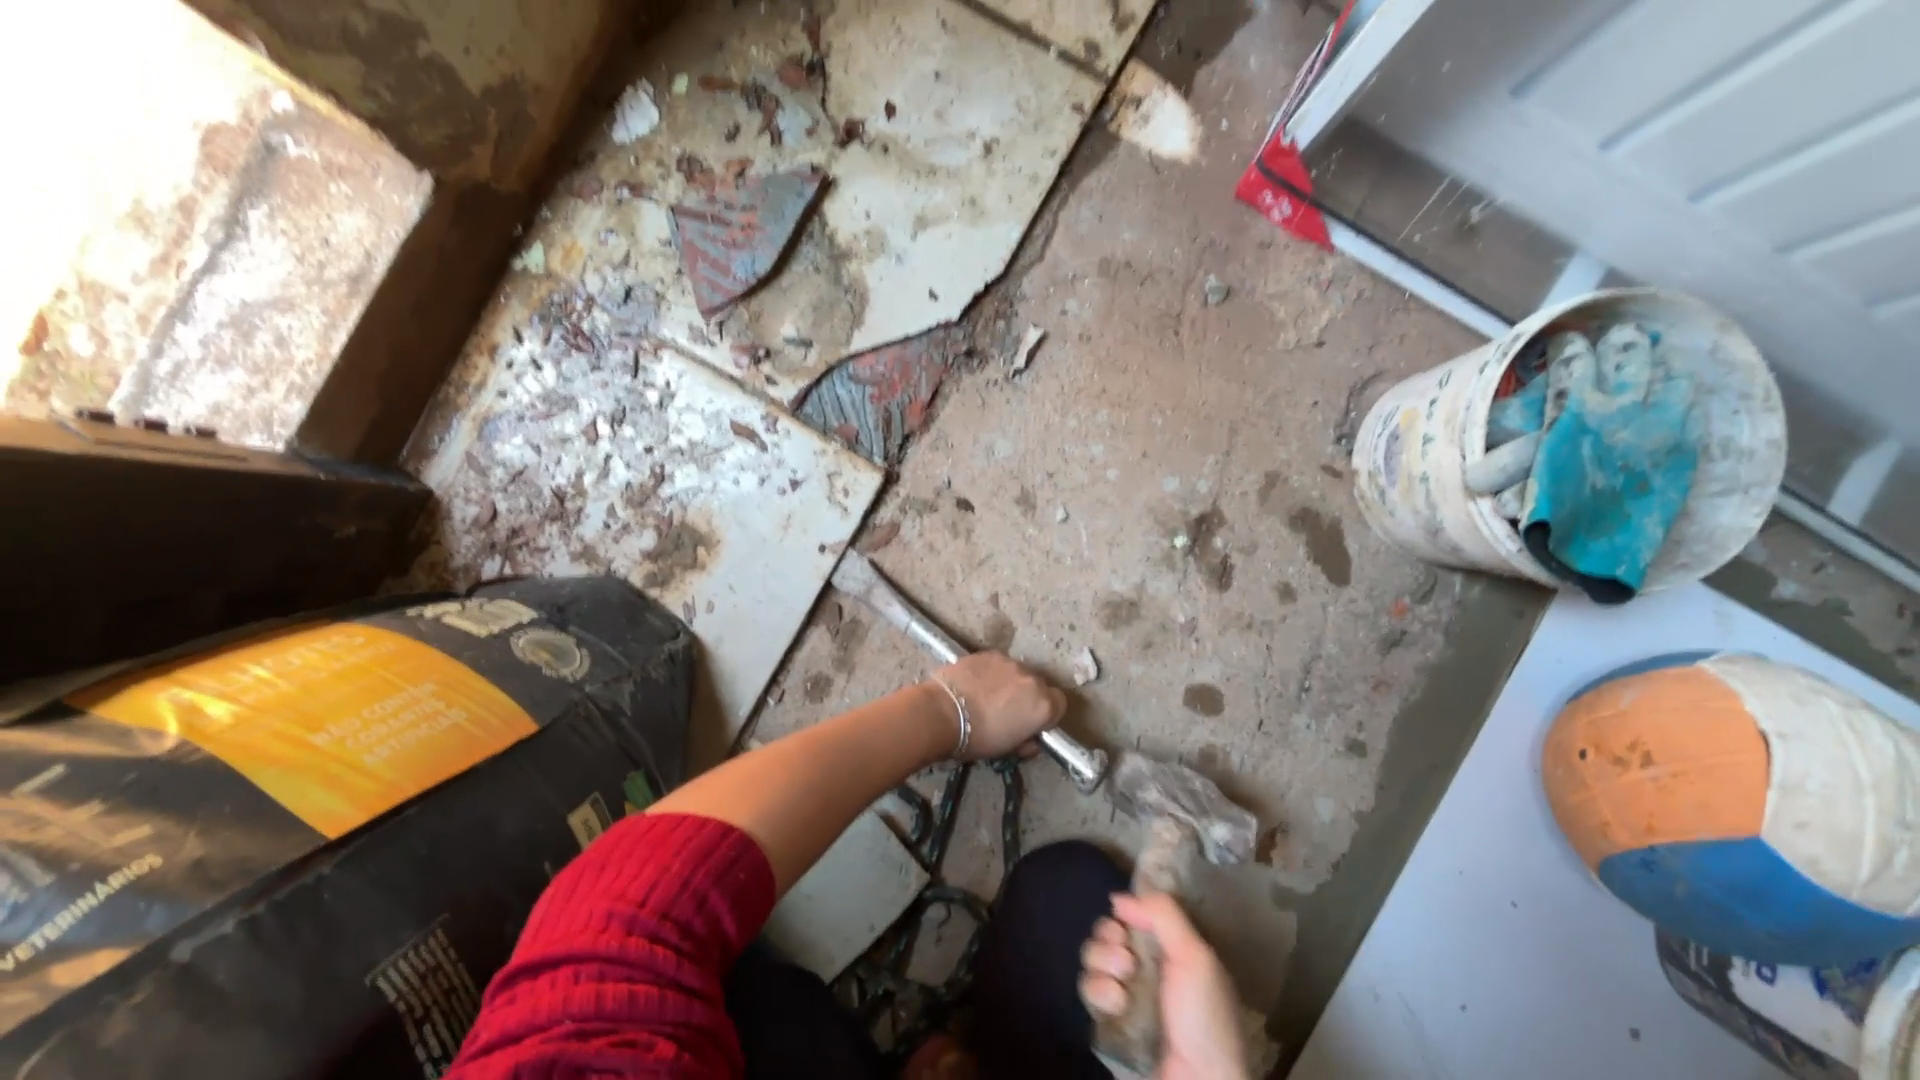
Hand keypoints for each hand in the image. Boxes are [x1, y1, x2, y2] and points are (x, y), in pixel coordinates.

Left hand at [929, 652, 1065, 761]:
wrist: (943, 713)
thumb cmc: (977, 739)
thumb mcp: (1007, 749)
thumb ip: (1026, 742)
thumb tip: (1030, 740)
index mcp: (1043, 706)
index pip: (1059, 705)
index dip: (1046, 714)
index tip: (1030, 723)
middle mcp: (1033, 680)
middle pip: (1038, 686)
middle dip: (1027, 697)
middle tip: (1006, 710)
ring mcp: (1011, 663)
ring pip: (1017, 673)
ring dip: (1009, 683)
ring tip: (987, 696)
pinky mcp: (989, 653)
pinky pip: (997, 664)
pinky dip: (991, 673)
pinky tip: (975, 684)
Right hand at [1079, 893, 1247, 1079]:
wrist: (1195, 1079)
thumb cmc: (1202, 1015)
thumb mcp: (1195, 956)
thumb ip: (1163, 916)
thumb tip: (1120, 895)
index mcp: (1169, 948)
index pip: (1133, 914)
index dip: (1124, 914)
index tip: (1125, 920)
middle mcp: (1145, 965)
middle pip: (1106, 933)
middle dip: (1108, 941)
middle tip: (1126, 962)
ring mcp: (1126, 991)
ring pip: (1093, 957)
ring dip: (1102, 966)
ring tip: (1121, 988)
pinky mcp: (1109, 1017)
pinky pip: (1088, 989)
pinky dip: (1099, 993)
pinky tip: (1116, 1005)